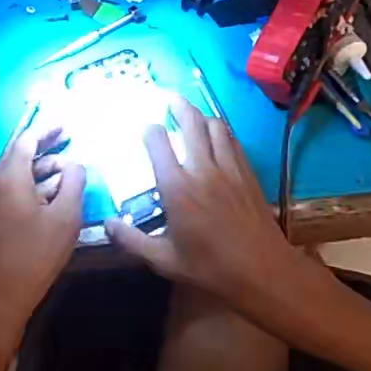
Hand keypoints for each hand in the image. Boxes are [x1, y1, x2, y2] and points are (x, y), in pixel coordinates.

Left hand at [0, 125, 87, 354]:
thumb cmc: (34, 256)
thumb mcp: (65, 218)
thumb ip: (73, 183)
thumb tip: (74, 164)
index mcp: (8, 176)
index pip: (26, 139)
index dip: (46, 129)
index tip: (65, 125)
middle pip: (17, 153)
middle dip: (44, 147)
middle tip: (67, 141)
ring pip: (14, 172)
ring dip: (39, 168)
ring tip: (66, 171)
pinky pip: (9, 188)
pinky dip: (29, 184)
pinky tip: (49, 194)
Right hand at [107, 97, 350, 329]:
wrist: (264, 272)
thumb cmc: (210, 268)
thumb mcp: (164, 260)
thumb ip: (132, 240)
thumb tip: (106, 224)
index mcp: (176, 187)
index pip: (157, 142)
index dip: (149, 130)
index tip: (146, 129)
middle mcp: (201, 169)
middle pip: (190, 123)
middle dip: (179, 107)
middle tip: (171, 98)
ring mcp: (229, 169)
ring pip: (215, 127)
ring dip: (202, 116)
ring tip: (194, 114)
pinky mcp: (248, 174)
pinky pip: (234, 142)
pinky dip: (223, 131)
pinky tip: (219, 134)